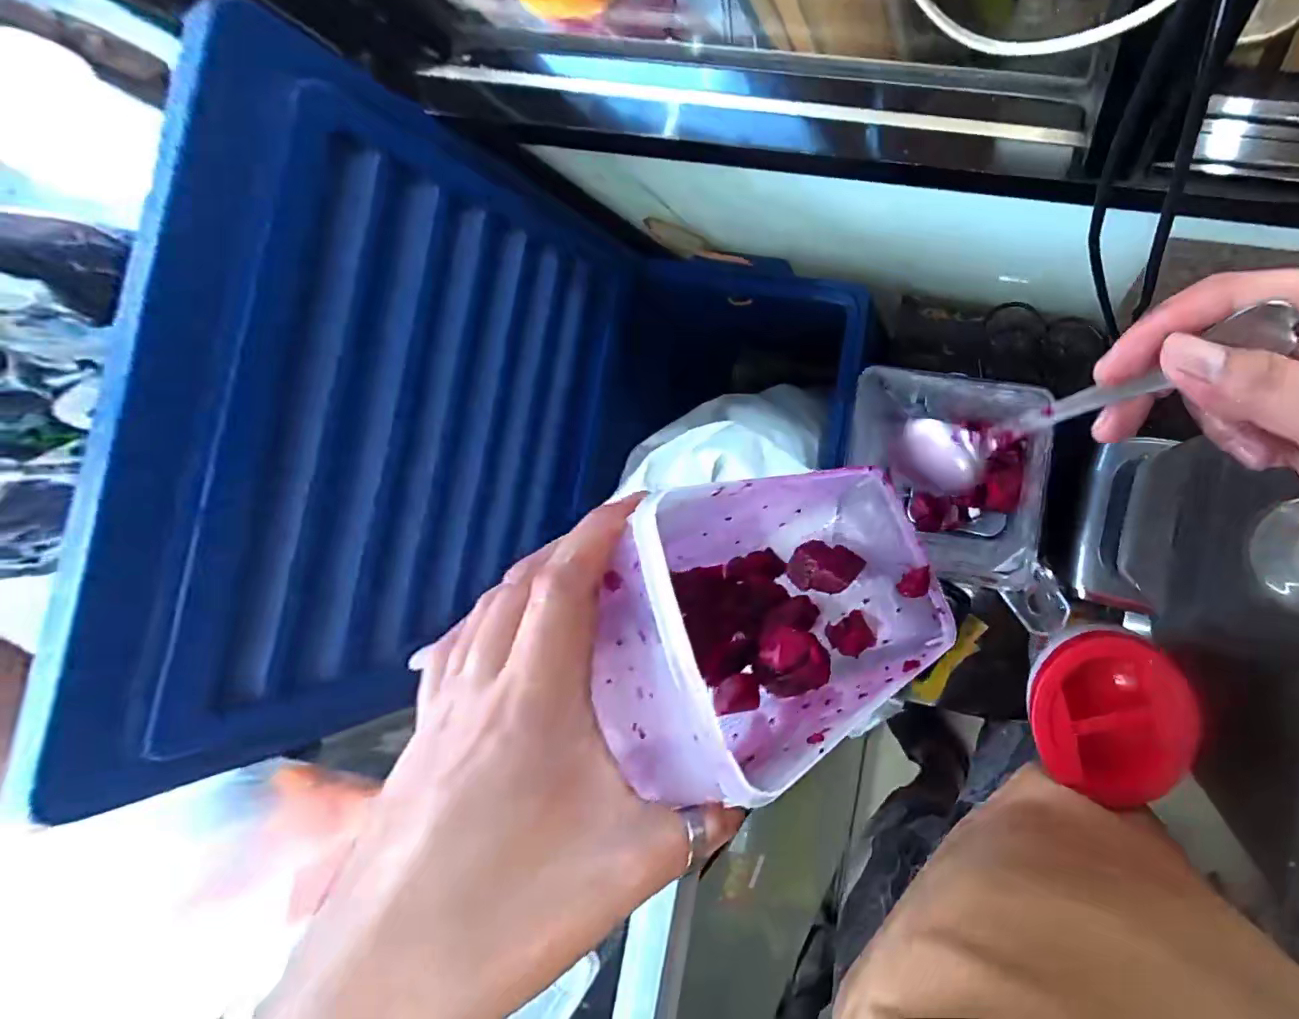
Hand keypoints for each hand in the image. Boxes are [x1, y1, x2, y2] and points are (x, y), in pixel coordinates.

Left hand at [264, 495, 742, 1018]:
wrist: (371, 999)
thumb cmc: (506, 914)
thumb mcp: (636, 863)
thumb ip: (705, 817)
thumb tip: (749, 789)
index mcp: (533, 702)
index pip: (561, 586)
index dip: (598, 532)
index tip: (638, 505)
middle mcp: (477, 694)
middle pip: (516, 588)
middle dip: (569, 545)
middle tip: (622, 539)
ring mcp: (436, 721)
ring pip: (479, 616)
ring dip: (528, 578)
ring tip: (574, 576)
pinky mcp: (414, 752)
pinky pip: (455, 654)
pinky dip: (490, 621)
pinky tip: (504, 642)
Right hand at [1091, 269, 1298, 569]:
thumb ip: (1267, 385)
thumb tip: (1180, 353)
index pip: (1232, 300)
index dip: (1162, 332)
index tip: (1110, 375)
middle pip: (1215, 337)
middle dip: (1184, 387)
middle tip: (1121, 427)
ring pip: (1222, 379)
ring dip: (1224, 422)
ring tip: (1268, 457)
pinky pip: (1240, 408)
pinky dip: (1241, 437)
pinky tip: (1276, 459)